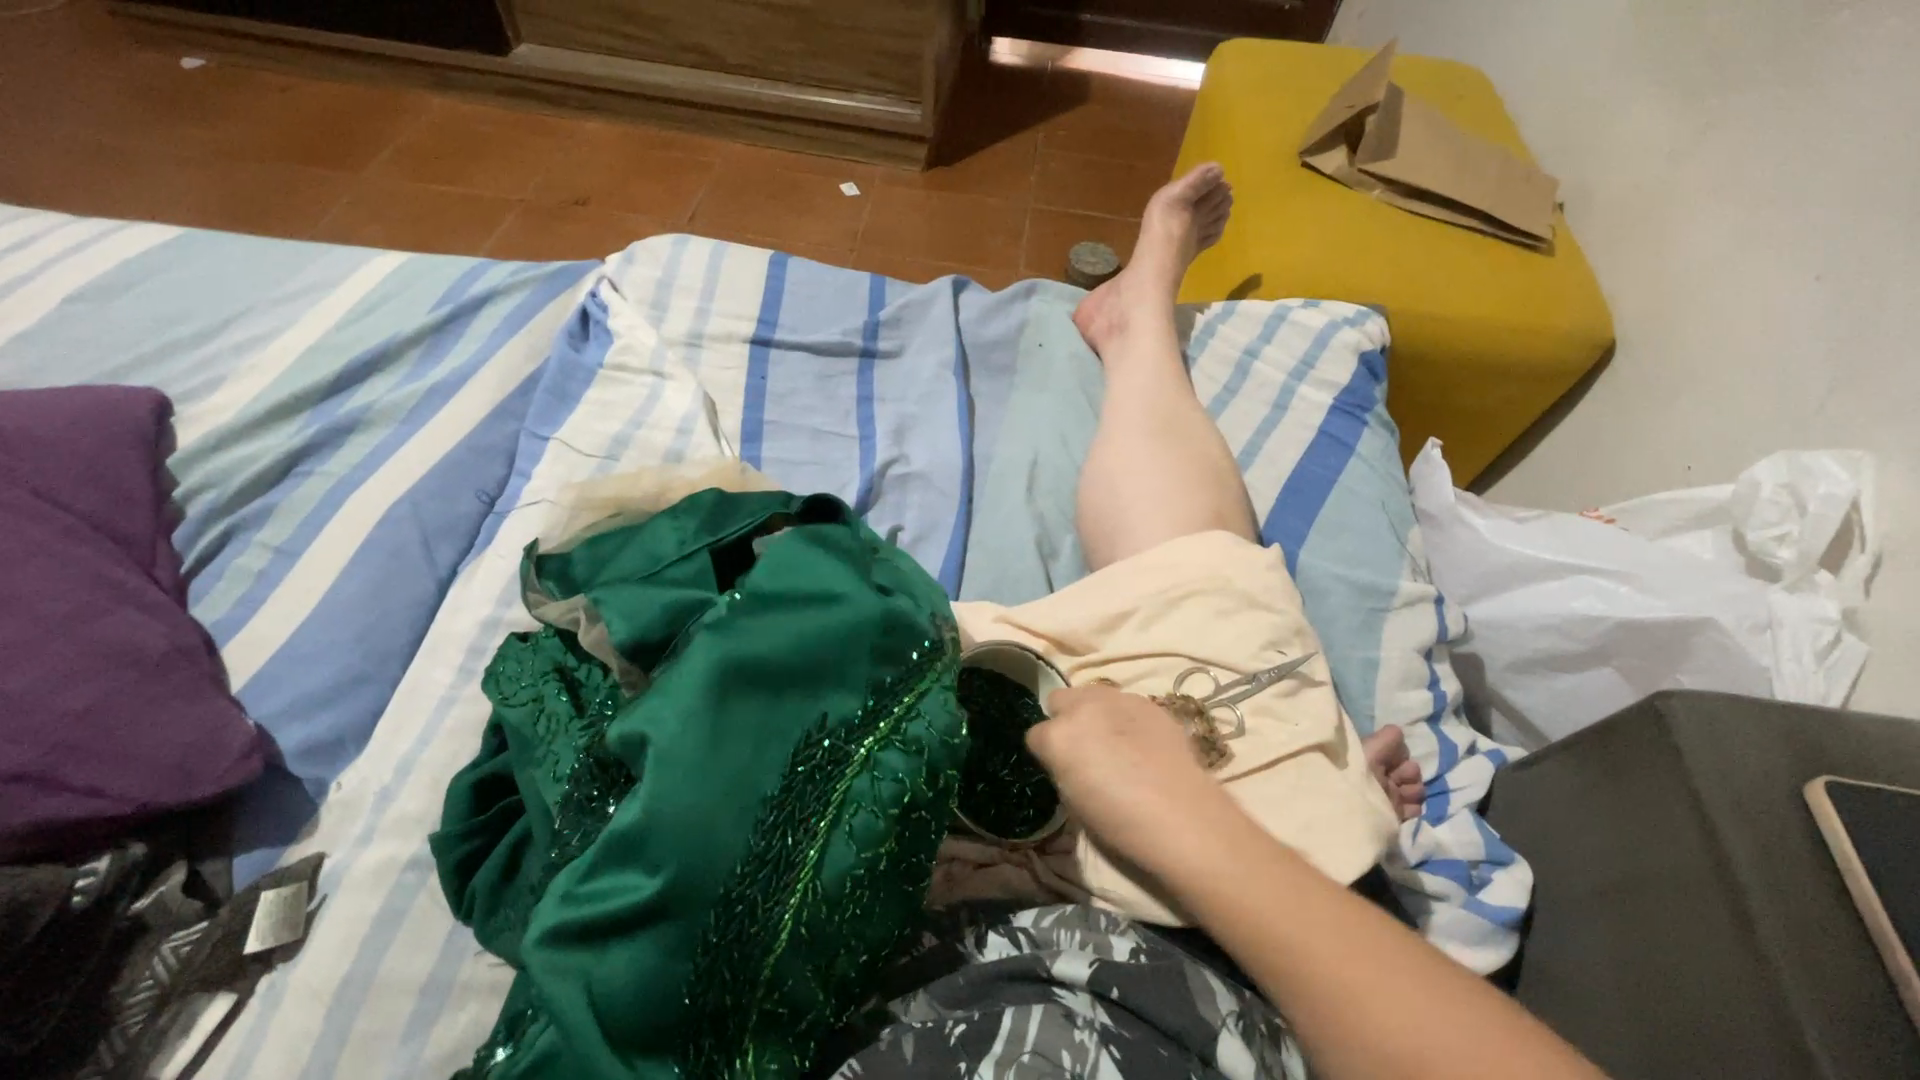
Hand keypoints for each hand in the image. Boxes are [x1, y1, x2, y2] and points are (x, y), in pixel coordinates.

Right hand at [1027, 683, 1246, 879]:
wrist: (1183, 818)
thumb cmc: (1120, 824)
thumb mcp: (1073, 802)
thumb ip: (1063, 768)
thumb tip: (1071, 761)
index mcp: (1057, 736)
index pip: (1035, 736)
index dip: (1048, 755)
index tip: (1062, 771)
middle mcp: (1083, 707)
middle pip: (1059, 700)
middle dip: (1066, 720)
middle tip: (1085, 751)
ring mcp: (1119, 699)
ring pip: (1092, 694)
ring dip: (1095, 714)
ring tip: (1116, 743)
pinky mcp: (1151, 703)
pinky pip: (1126, 703)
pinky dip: (1126, 718)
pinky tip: (1143, 744)